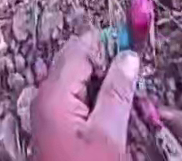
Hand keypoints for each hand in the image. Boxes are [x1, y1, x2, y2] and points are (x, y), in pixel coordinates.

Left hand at [29, 30, 140, 160]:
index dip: (109, 46)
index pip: (81, 47)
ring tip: (132, 102)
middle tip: (135, 80)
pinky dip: (98, 100)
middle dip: (109, 65)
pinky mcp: (56, 127)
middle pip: (79, 60)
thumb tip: (128, 56)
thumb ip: (118, 91)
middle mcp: (46, 96)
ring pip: (81, 79)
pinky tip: (117, 116)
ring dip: (107, 85)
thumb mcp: (108, 136)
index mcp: (54, 93)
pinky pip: (78, 98)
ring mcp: (49, 112)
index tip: (134, 52)